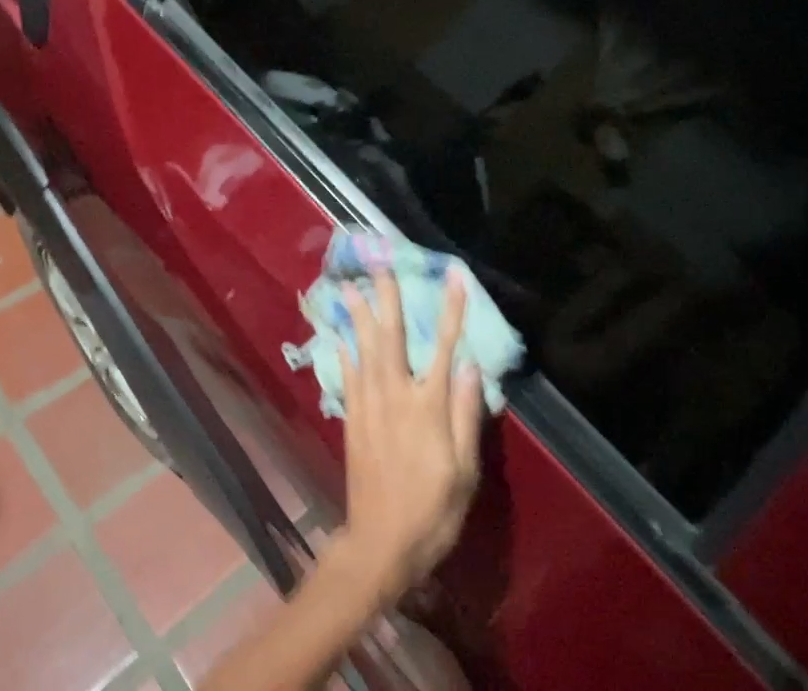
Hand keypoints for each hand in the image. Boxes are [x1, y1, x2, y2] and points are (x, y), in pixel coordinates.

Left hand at [332, 269, 485, 604]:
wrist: (381, 543)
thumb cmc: (433, 509)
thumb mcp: (464, 469)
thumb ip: (466, 414)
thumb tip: (470, 364)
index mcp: (428, 406)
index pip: (443, 347)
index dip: (449, 309)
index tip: (453, 276)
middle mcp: (395, 397)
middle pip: (390, 337)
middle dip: (386, 297)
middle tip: (378, 263)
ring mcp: (368, 408)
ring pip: (362, 351)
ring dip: (357, 316)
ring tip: (349, 286)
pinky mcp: (352, 423)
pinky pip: (346, 377)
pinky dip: (342, 352)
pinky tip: (338, 336)